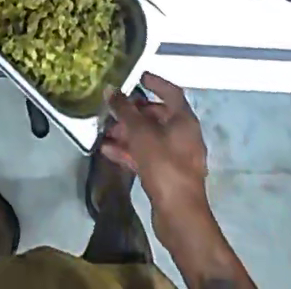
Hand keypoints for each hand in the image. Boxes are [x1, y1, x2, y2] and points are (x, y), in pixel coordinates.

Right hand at [101, 73, 210, 215]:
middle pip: (158, 115)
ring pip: (150, 137)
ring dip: (128, 132)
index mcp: (184, 121)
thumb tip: (110, 89)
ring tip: (105, 130)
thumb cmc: (164, 165)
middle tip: (114, 108)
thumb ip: (124, 110)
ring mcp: (177, 157)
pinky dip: (130, 151)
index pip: (171, 92)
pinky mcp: (168, 176)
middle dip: (134, 112)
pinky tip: (108, 151)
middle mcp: (184, 136)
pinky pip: (147, 155)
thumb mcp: (140, 133)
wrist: (179, 215)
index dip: (155, 82)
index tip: (138, 76)